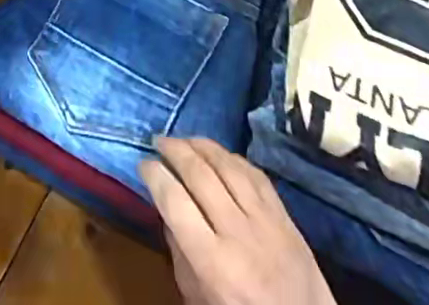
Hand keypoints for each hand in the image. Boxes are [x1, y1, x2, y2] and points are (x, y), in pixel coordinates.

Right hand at [140, 138, 334, 304]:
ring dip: (202, 145)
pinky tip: (219, 154)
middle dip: (175, 151)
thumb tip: (166, 208)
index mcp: (213, 262)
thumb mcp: (198, 298)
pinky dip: (233, 158)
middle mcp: (238, 233)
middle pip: (201, 175)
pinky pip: (255, 174)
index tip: (143, 163)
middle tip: (159, 141)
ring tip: (184, 139)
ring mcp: (265, 221)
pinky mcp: (285, 216)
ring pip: (229, 166)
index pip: (175, 202)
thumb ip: (180, 253)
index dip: (155, 175)